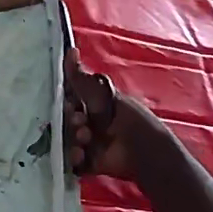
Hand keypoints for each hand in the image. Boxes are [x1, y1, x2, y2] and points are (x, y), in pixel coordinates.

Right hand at [63, 49, 161, 181]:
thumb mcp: (105, 96)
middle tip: (80, 121)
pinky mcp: (89, 163)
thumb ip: (82, 78)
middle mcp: (90, 124)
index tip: (70, 102)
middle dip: (71, 121)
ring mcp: (89, 144)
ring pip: (68, 140)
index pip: (71, 102)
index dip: (67, 102)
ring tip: (85, 139)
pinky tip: (81, 155)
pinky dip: (74, 158)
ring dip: (73, 139)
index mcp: (95, 107)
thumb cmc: (130, 119)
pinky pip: (72, 160)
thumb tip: (70, 49)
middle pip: (67, 122)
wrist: (145, 152)